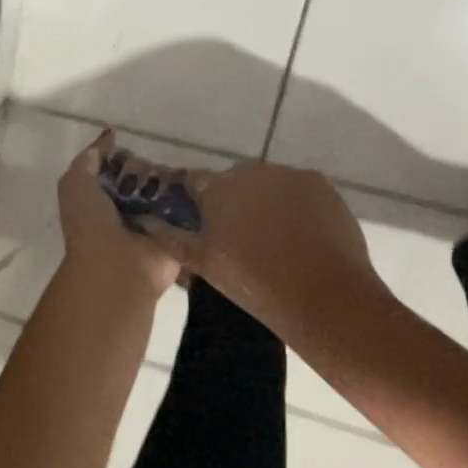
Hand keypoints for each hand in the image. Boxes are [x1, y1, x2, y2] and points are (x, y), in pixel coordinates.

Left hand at [56, 130, 181, 301]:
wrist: (115, 266)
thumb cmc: (89, 223)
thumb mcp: (75, 182)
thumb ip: (90, 157)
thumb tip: (109, 135)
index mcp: (103, 195)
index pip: (121, 165)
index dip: (123, 158)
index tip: (122, 162)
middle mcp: (130, 206)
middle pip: (146, 172)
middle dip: (143, 171)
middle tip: (139, 183)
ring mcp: (155, 218)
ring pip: (167, 184)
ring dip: (164, 182)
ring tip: (158, 191)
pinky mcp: (180, 230)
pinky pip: (189, 203)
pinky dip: (188, 194)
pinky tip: (185, 190)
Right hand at [140, 160, 388, 338]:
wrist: (324, 296)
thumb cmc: (253, 282)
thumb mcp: (203, 263)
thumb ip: (170, 237)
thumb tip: (143, 220)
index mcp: (217, 187)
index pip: (194, 181)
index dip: (194, 199)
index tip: (196, 218)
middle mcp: (251, 171)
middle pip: (233, 180)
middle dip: (232, 200)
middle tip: (236, 236)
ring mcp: (289, 175)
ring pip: (267, 184)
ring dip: (264, 201)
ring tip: (272, 238)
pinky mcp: (321, 185)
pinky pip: (298, 190)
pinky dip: (295, 205)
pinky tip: (299, 234)